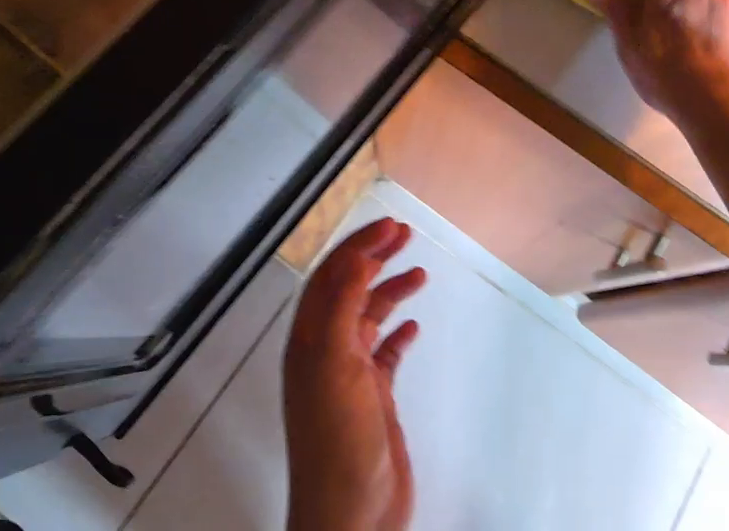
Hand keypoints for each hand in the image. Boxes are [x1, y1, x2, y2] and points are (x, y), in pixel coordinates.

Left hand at [283, 218, 426, 530]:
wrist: (351, 515)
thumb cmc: (338, 440)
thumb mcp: (335, 364)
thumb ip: (341, 309)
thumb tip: (353, 258)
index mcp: (310, 340)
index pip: (331, 278)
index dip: (357, 247)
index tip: (388, 226)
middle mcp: (326, 351)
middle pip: (348, 290)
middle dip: (373, 258)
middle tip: (403, 234)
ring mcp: (349, 375)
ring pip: (369, 318)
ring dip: (390, 290)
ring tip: (418, 272)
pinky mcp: (372, 398)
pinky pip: (385, 354)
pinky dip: (398, 333)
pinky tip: (413, 325)